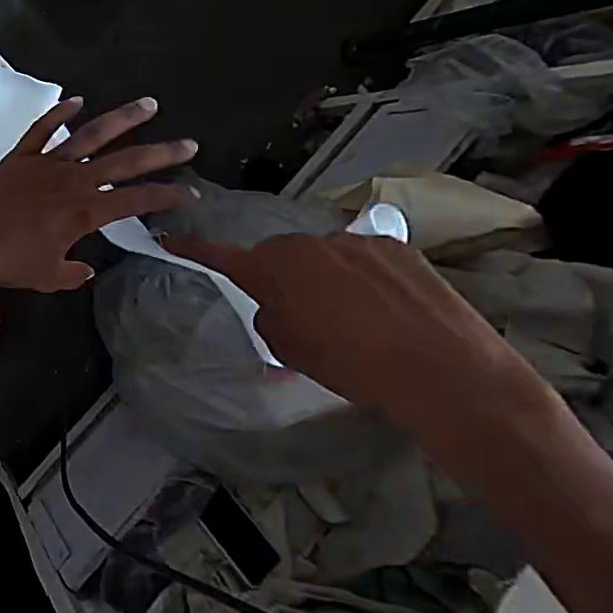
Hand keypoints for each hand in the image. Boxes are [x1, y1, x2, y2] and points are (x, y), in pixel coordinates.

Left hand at [0, 96, 196, 293]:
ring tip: (147, 105)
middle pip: (125, 162)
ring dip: (121, 119)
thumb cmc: (6, 264)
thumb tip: (86, 270)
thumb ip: (72, 272)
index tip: (188, 193)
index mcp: (83, 212)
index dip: (166, 196)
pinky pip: (42, 130)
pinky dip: (59, 114)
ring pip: (90, 135)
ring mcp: (43, 165)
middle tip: (188, 144)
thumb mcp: (47, 276)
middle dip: (161, 153)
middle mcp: (70, 182)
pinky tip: (76, 101)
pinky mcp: (18, 158)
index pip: (136, 200)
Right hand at [161, 231, 561, 452]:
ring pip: (321, 256)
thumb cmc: (351, 365)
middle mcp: (306, 245)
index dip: (190, 249)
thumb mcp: (289, 350)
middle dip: (279, 277)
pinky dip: (362, 277)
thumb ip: (269, 317)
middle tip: (298, 315)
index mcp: (271, 269)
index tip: (166, 239)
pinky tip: (385, 308)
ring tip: (352, 317)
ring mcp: (354, 242)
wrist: (446, 373)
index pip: (218, 255)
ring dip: (323, 277)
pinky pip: (362, 257)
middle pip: (277, 256)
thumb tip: (279, 303)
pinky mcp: (397, 247)